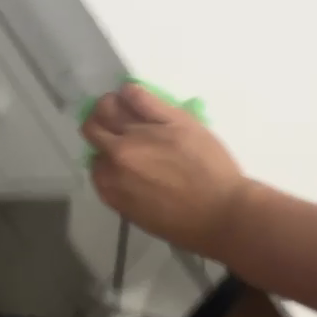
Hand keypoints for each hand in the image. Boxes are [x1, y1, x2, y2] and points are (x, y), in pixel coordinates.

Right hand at [81, 84, 257, 257]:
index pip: (94, 159)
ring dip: (110, 107)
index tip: (116, 157)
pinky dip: (130, 92)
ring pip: (108, 107)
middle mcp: (118, 155)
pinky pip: (138, 95)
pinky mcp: (167, 118)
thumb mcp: (137, 215)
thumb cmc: (183, 224)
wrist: (224, 213)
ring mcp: (141, 134)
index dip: (104, 156)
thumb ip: (118, 190)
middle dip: (100, 127)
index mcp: (110, 184)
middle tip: (113, 128)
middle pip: (93, 128)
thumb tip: (113, 170)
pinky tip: (134, 96)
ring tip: (122, 109)